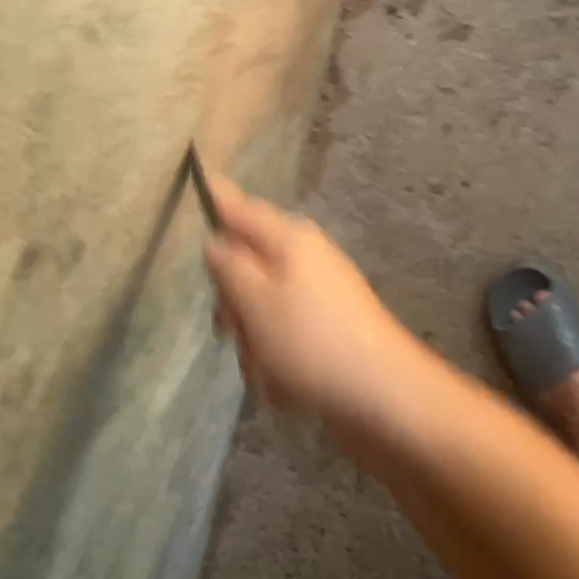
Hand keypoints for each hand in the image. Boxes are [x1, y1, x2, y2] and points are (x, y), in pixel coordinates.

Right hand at [202, 174, 422, 420]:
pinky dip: (278, 363)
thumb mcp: (256, 301)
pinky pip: (284, 338)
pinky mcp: (326, 331)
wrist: (383, 395)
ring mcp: (318, 296)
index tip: (196, 183)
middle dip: (233, 303)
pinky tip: (287, 387)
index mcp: (290, 240)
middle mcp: (305, 259)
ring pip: (261, 310)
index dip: (216, 201)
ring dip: (254, 344)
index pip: (241, 208)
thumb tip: (215, 240)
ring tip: (268, 370)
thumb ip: (229, 266)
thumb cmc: (311, 342)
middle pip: (247, 266)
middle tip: (233, 329)